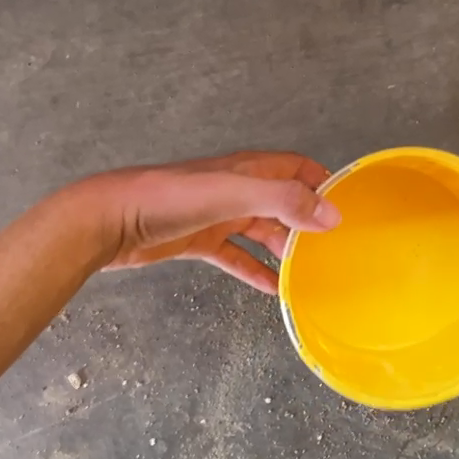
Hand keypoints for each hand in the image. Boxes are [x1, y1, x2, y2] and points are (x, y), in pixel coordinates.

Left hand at [64, 151, 340, 294]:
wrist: (109, 220)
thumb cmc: (172, 199)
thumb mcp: (233, 194)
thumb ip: (283, 200)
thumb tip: (332, 217)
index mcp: (249, 170)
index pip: (298, 169)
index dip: (323, 184)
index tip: (349, 209)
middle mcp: (238, 189)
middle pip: (284, 203)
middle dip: (308, 222)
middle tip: (334, 250)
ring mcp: (218, 215)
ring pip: (262, 231)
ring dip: (285, 249)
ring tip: (310, 273)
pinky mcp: (199, 240)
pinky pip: (236, 256)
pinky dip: (254, 270)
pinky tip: (272, 290)